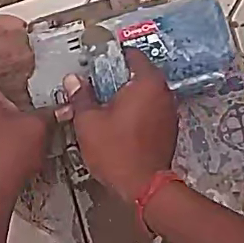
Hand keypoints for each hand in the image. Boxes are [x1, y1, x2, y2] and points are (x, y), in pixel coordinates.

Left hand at [0, 15, 51, 203]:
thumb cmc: (6, 158)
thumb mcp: (37, 126)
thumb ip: (53, 109)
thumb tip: (67, 102)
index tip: (11, 22)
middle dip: (2, 46)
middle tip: (22, 39)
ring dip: (5, 65)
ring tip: (26, 59)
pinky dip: (6, 84)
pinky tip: (25, 87)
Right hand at [60, 48, 175, 200]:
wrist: (143, 187)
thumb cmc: (117, 153)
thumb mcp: (89, 122)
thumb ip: (81, 97)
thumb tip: (73, 82)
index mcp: (147, 83)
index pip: (132, 54)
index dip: (112, 57)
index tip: (97, 64)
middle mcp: (164, 94)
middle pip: (140, 75)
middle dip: (119, 80)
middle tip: (97, 88)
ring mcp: (170, 113)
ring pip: (146, 96)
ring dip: (129, 98)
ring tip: (106, 109)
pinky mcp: (169, 131)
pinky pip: (151, 113)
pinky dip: (138, 114)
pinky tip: (121, 126)